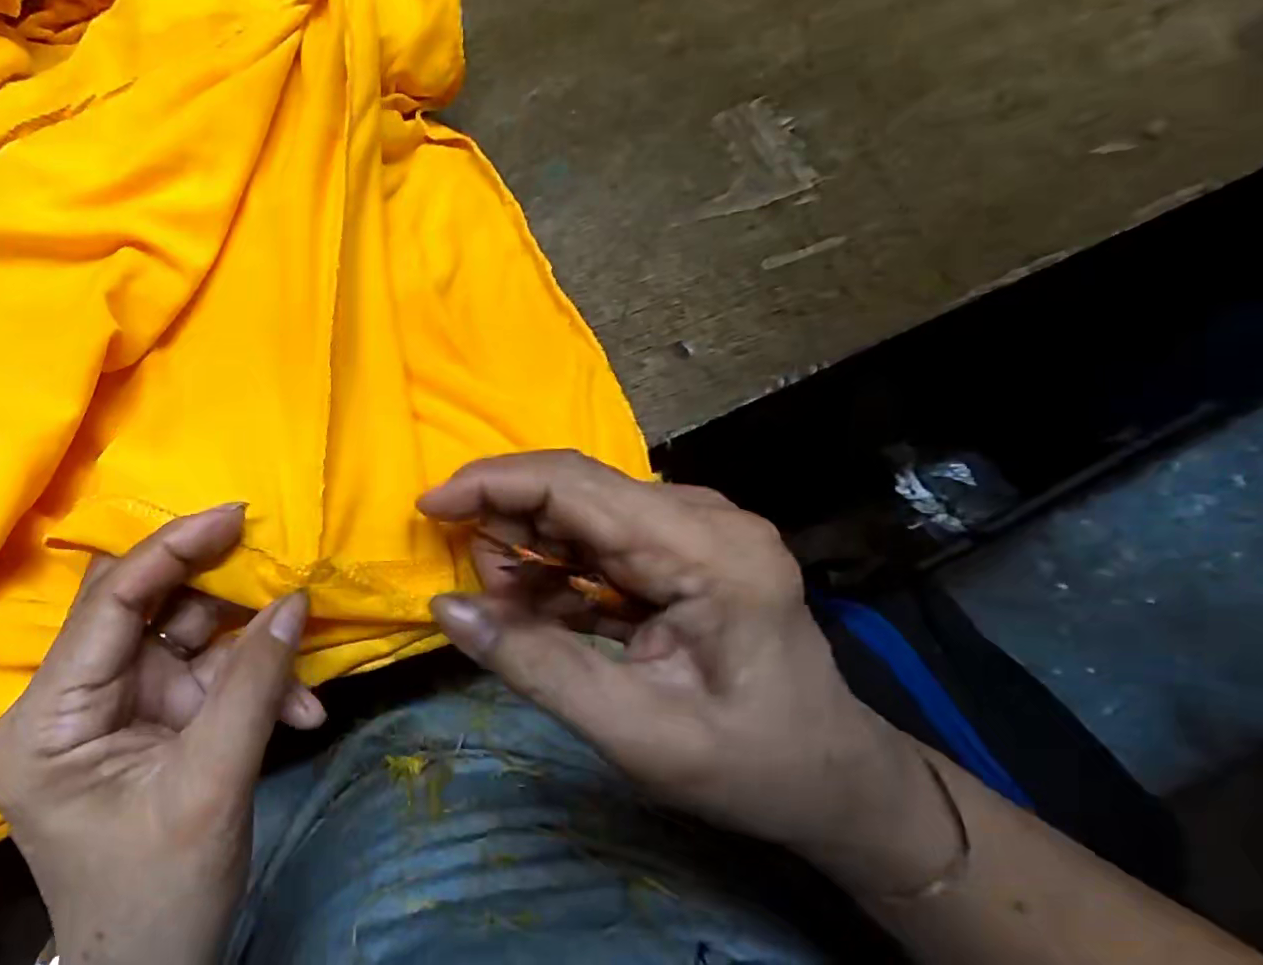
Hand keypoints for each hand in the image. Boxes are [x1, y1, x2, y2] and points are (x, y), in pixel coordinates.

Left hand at [0, 505, 321, 964]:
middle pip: (151, 610)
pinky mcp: (156, 717)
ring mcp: (119, 705)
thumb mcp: (212, 784)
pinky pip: (212, 676)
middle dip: (220, 596)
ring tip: (302, 681)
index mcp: (51, 718)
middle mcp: (75, 698)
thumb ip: (254, 685)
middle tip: (278, 575)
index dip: (171, 549)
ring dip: (253, 653)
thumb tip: (294, 601)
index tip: (233, 515)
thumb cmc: (161, 891)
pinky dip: (257, 687)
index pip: (108, 604)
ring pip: (191, 640)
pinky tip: (301, 714)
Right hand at [421, 451, 955, 884]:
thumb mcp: (635, 732)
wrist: (834, 777)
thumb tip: (447, 609)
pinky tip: (546, 610)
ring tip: (515, 614)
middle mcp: (704, 517)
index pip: (577, 484)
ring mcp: (697, 526)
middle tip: (480, 595)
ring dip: (531, 554)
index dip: (493, 484)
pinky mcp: (685, 543)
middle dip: (508, 528)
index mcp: (707, 552)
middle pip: (575, 490)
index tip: (428, 506)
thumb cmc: (749, 766)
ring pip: (581, 512)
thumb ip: (535, 665)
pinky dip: (559, 569)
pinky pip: (601, 537)